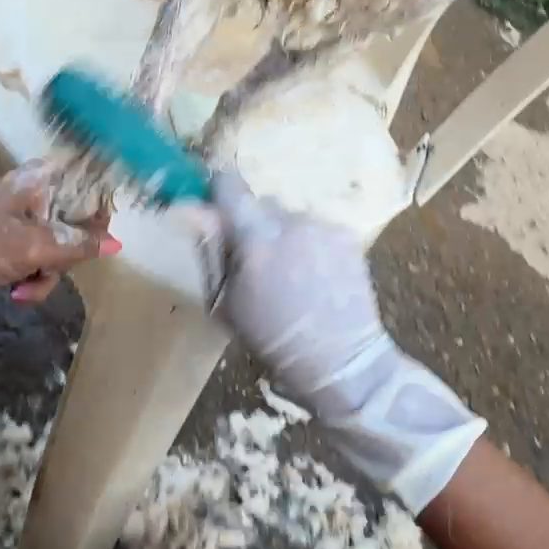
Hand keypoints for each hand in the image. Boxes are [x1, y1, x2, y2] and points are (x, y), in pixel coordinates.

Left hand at [0, 160, 118, 303]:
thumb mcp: (34, 246)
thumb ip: (78, 245)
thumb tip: (117, 244)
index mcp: (43, 179)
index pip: (89, 186)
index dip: (100, 213)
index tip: (101, 239)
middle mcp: (39, 195)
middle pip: (80, 225)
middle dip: (67, 256)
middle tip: (52, 265)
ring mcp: (28, 222)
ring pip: (63, 250)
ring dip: (49, 274)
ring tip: (26, 285)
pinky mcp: (18, 246)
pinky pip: (44, 263)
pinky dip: (35, 280)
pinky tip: (18, 292)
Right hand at [210, 170, 486, 513]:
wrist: (345, 364)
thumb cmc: (275, 341)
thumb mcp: (227, 304)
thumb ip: (213, 254)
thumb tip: (201, 214)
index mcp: (256, 238)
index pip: (229, 184)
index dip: (219, 190)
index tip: (217, 205)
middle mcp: (291, 222)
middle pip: (261, 204)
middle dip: (254, 225)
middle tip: (258, 260)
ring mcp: (323, 226)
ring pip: (291, 218)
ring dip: (285, 237)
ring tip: (293, 276)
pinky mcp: (347, 235)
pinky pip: (317, 230)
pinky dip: (312, 246)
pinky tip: (318, 278)